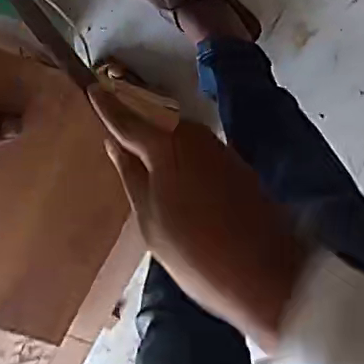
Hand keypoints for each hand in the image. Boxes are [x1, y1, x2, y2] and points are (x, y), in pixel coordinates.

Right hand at [89, 85, 308, 349]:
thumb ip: (131, 175)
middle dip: (134, 123)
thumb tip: (115, 144)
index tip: (91, 87)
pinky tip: (174, 177)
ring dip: (158, 141)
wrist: (271, 277)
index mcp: (164, 146)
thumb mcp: (151, 222)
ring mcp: (217, 147)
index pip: (126, 119)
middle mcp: (191, 135)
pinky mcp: (235, 162)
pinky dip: (180, 155)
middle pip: (154, 122)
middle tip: (112, 126)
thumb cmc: (199, 254)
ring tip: (139, 157)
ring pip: (177, 135)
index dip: (106, 105)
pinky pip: (195, 149)